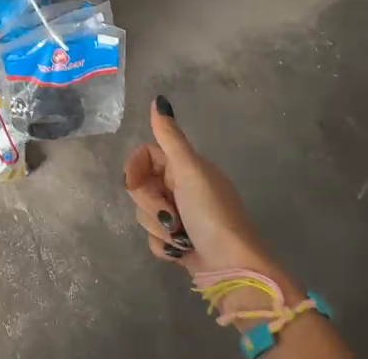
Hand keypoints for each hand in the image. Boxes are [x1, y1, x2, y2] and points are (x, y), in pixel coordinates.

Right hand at [124, 97, 294, 291]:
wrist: (232, 268)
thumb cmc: (212, 214)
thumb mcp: (189, 171)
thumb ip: (170, 137)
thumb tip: (158, 99)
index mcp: (185, 167)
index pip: (145, 155)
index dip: (135, 168)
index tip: (134, 183)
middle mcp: (182, 188)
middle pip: (141, 186)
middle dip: (150, 204)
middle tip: (170, 214)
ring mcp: (180, 216)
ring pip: (145, 212)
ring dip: (158, 227)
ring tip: (180, 237)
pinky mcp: (178, 242)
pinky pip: (154, 237)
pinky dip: (164, 246)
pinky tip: (180, 252)